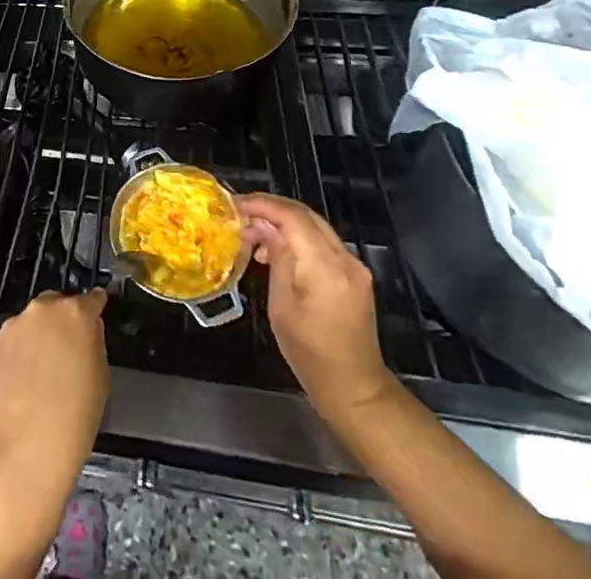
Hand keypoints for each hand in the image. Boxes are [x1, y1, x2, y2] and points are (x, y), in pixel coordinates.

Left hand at [0, 289, 108, 476]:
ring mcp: (13, 327)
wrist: (25, 446)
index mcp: (76, 312)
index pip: (92, 298)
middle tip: (67, 348)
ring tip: (41, 369)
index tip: (96, 316)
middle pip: (56, 305)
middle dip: (62, 320)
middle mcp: (43, 310)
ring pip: (31, 323)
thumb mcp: (101, 373)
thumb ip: (93, 342)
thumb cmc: (76, 413)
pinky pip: (11, 342)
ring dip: (38, 336)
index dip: (96, 308)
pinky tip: (21, 380)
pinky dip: (18, 353)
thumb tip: (86, 333)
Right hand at [238, 194, 391, 417]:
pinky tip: (277, 253)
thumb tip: (264, 227)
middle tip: (240, 216)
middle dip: (271, 210)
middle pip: (306, 216)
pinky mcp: (355, 273)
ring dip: (284, 224)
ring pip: (315, 227)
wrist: (353, 385)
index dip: (263, 205)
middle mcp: (345, 258)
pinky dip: (299, 239)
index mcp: (325, 267)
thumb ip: (277, 259)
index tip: (235, 205)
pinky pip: (324, 243)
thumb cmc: (309, 355)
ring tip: (252, 236)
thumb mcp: (282, 307)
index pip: (293, 217)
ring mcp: (354, 264)